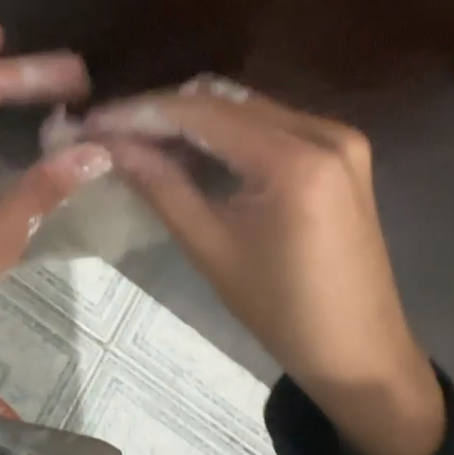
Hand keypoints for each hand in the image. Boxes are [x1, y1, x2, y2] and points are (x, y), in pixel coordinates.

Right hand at [87, 80, 445, 454]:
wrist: (362, 354)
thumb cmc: (282, 311)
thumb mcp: (210, 247)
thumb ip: (160, 184)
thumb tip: (108, 143)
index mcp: (295, 160)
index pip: (201, 113)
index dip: (140, 112)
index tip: (91, 121)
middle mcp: (322, 132)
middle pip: (223, 101)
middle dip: (161, 112)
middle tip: (109, 131)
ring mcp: (337, 138)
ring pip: (244, 106)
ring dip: (190, 117)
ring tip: (138, 138)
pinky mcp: (339, 152)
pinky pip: (267, 122)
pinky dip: (224, 130)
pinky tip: (187, 149)